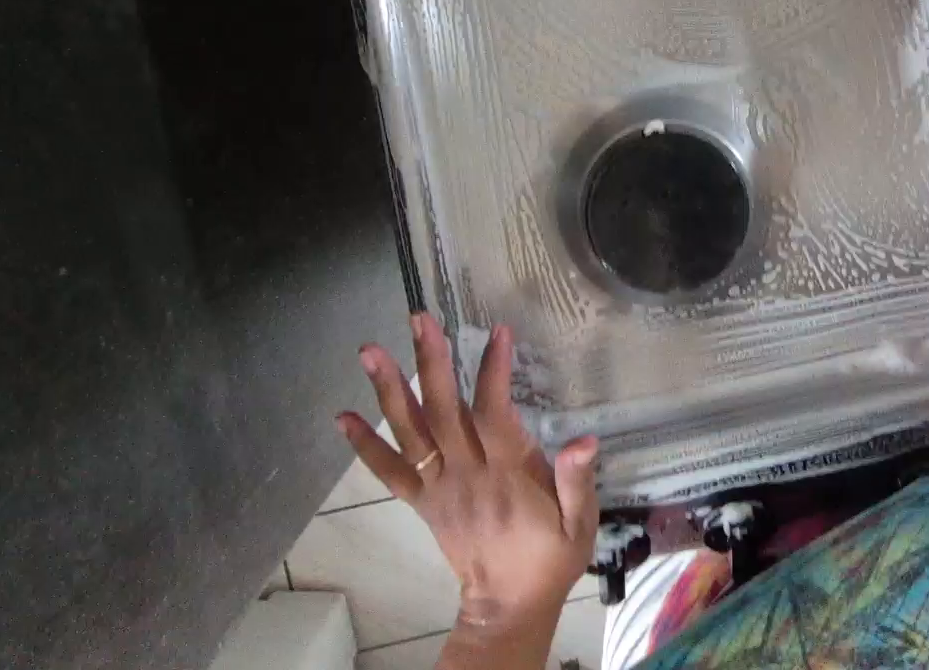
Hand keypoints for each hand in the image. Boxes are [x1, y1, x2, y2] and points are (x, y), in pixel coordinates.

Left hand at [338, 317, 597, 639]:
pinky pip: (390, 473)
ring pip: (410, 435)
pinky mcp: (423, 504)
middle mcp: (466, 475)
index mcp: (506, 473)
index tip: (497, 331)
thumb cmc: (551, 558)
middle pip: (443, 412)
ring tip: (371, 351)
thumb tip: (584, 440)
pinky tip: (343, 417)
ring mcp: (438, 490)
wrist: (508, 608)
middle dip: (431, 363)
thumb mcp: (580, 523)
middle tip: (419, 320)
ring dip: (390, 391)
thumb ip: (577, 480)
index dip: (493, 370)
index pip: (494, 412)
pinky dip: (364, 445)